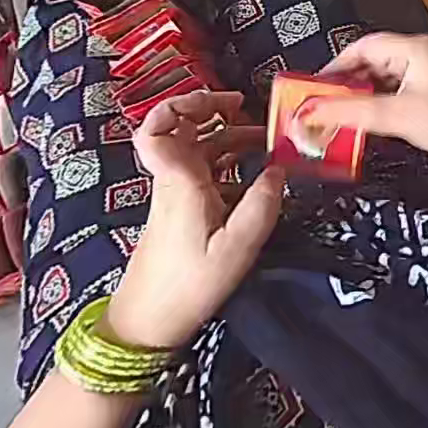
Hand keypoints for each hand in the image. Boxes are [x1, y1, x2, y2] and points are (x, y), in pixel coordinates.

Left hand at [106, 91, 283, 350]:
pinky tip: (256, 174)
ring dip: (228, 136)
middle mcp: (175, 177)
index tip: (224, 103)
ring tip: (265, 140)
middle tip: (246, 108)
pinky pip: (205, 169)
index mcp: (181, 179)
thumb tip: (279, 169)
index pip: (157, 127)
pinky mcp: (183, 207)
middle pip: (182, 127)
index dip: (183, 104)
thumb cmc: (187, 285)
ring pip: (198, 147)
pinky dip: (230, 162)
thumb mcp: (235, 249)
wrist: (147, 324)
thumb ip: (261, 206)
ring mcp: (178, 191)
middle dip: (214, 110)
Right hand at [307, 32, 427, 168]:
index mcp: (415, 47)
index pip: (362, 46)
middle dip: (348, 81)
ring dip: (365, 92)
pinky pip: (402, 85)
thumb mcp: (400, 117)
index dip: (335, 66)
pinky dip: (384, 98)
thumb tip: (313, 111)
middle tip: (326, 105)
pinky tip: (374, 117)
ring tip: (344, 115)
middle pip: (373, 58)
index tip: (316, 88)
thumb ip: (353, 113)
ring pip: (387, 73)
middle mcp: (423, 50)